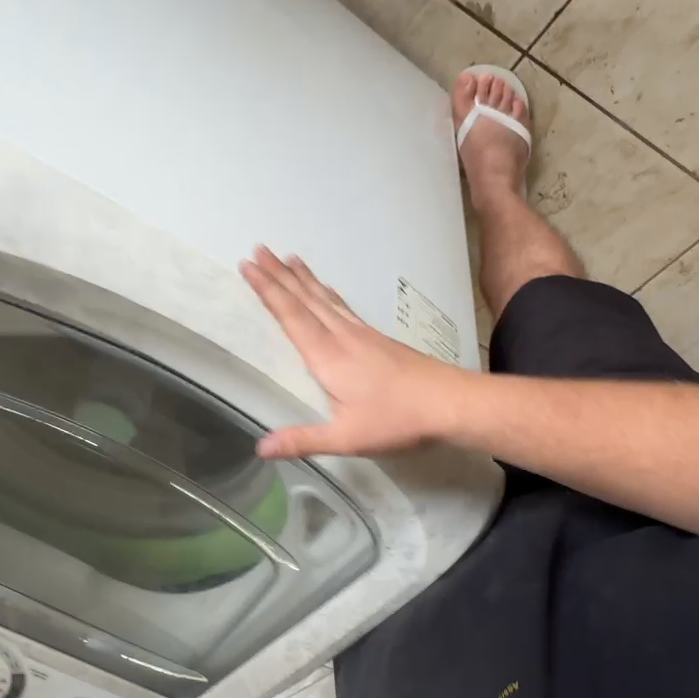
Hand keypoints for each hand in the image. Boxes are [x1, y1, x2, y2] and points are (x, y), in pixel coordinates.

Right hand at [239, 247, 472, 458]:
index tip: (248, 266)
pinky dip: (327, 292)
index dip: (267, 290)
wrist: (450, 403)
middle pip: (305, 298)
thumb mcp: (347, 438)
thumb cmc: (398, 419)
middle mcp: (343, 336)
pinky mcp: (378, 339)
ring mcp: (363, 334)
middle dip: (279, 274)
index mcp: (328, 356)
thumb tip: (261, 448)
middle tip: (259, 249)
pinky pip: (343, 306)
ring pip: (325, 298)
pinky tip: (327, 291)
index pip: (291, 315)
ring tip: (287, 258)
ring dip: (303, 278)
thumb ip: (302, 440)